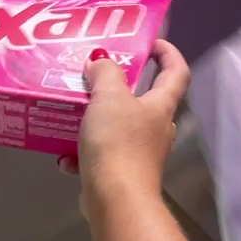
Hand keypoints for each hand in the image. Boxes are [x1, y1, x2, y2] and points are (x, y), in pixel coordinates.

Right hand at [58, 40, 190, 206]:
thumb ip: (105, 74)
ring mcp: (141, 154)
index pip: (176, 72)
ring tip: (71, 119)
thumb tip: (101, 61)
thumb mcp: (108, 99)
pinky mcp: (122, 175)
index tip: (150, 43)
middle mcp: (156, 129)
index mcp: (160, 107)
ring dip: (94, 124)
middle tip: (94, 80)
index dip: (167, 53)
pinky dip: (82, 156)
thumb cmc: (118, 143)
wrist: (116, 198)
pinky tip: (65, 159)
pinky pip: (101, 157)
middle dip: (119, 90)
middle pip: (144, 102)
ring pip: (118, 130)